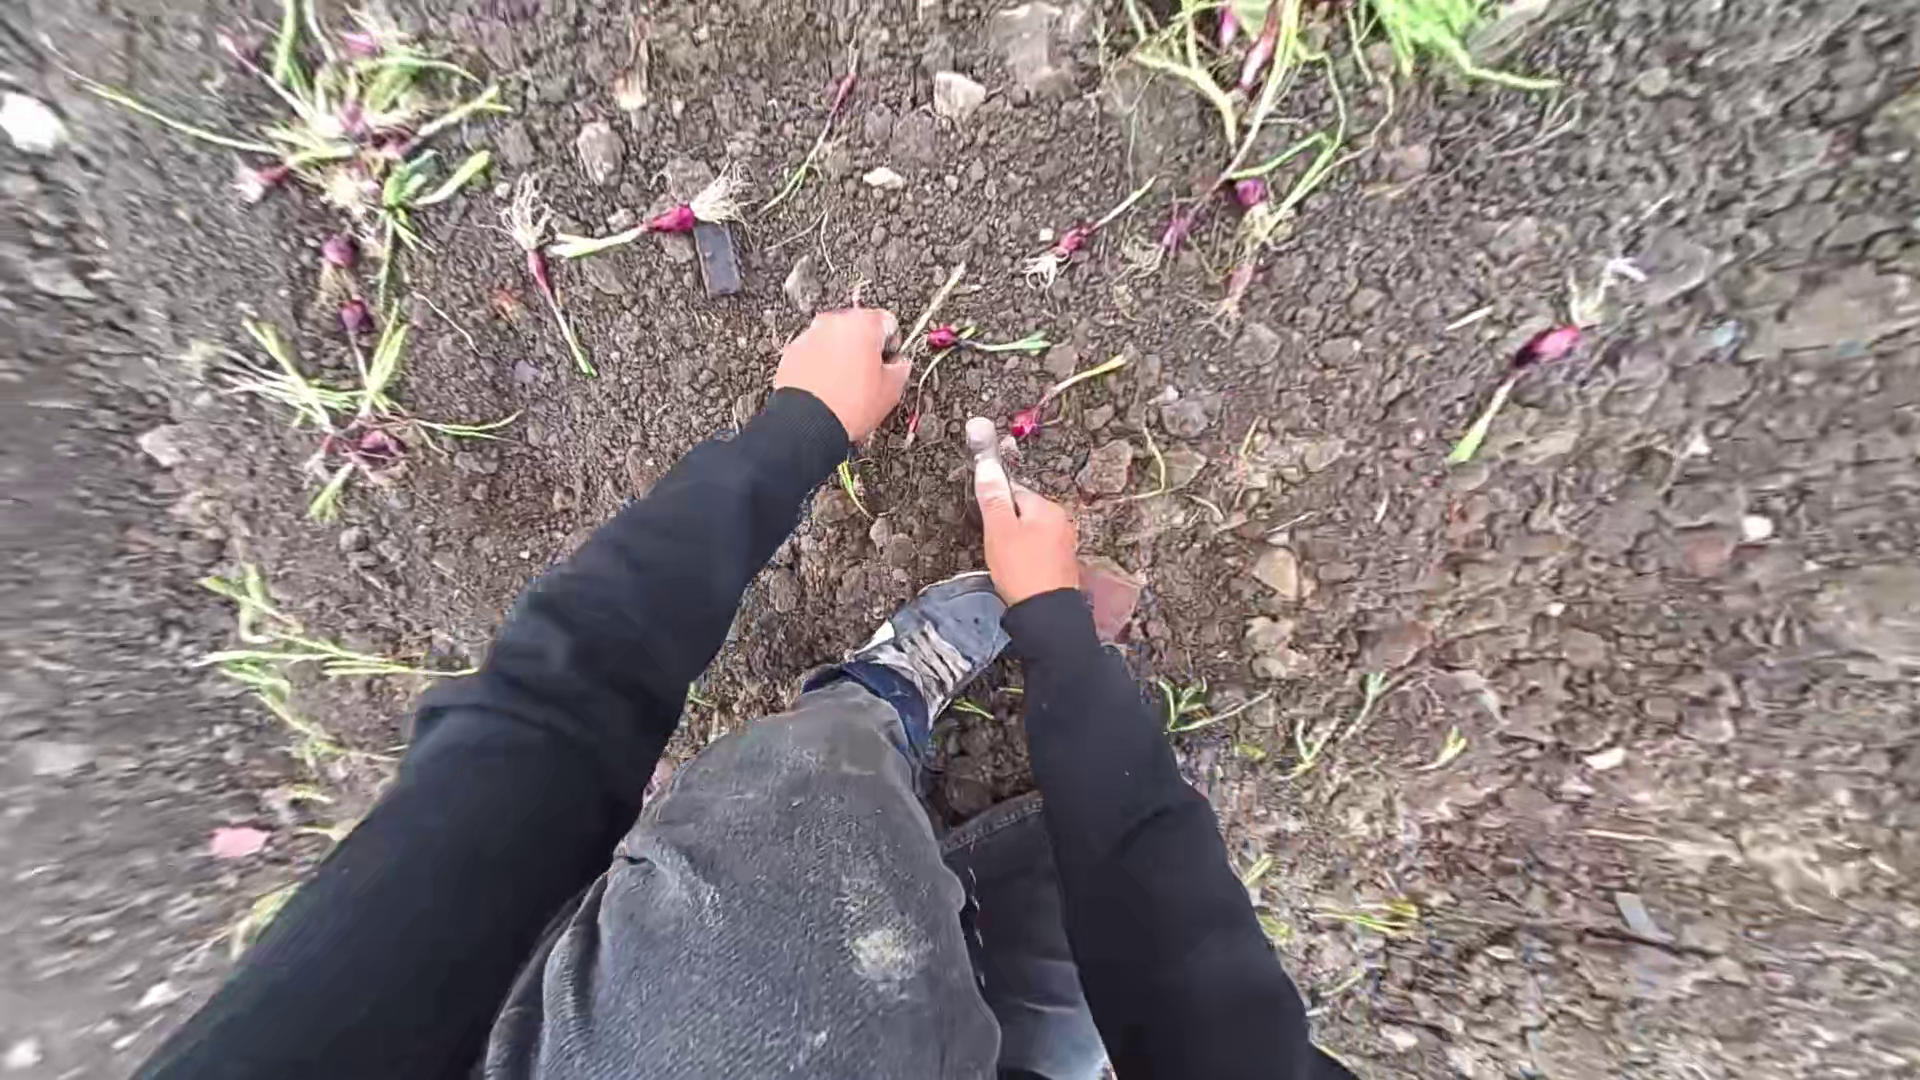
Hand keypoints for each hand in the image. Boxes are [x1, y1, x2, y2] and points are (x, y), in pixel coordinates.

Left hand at [773, 308, 906, 440]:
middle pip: (858, 331)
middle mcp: (834, 322)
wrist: (808, 423)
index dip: (892, 347)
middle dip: (865, 352)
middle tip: (869, 380)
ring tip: (845, 389)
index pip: (888, 324)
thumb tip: (899, 365)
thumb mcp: (891, 391)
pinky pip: (813, 356)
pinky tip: (827, 391)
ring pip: (834, 343)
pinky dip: (821, 369)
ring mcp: (809, 336)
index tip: (890, 364)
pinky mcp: (792, 354)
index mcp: (863, 324)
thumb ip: (901, 369)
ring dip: (842, 360)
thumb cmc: (848, 406)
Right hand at [974, 449, 1078, 605]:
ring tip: (1007, 563)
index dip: (996, 508)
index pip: (1014, 491)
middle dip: (1007, 526)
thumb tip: (987, 465)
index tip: (989, 527)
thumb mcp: (999, 531)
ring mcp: (1064, 542)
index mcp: (1046, 508)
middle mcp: (1061, 521)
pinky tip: (1020, 571)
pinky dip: (1027, 556)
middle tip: (997, 548)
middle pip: (1023, 512)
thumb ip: (993, 498)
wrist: (1046, 614)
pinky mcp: (1063, 562)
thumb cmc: (1021, 571)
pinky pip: (1039, 550)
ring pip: (1030, 532)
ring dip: (1017, 543)